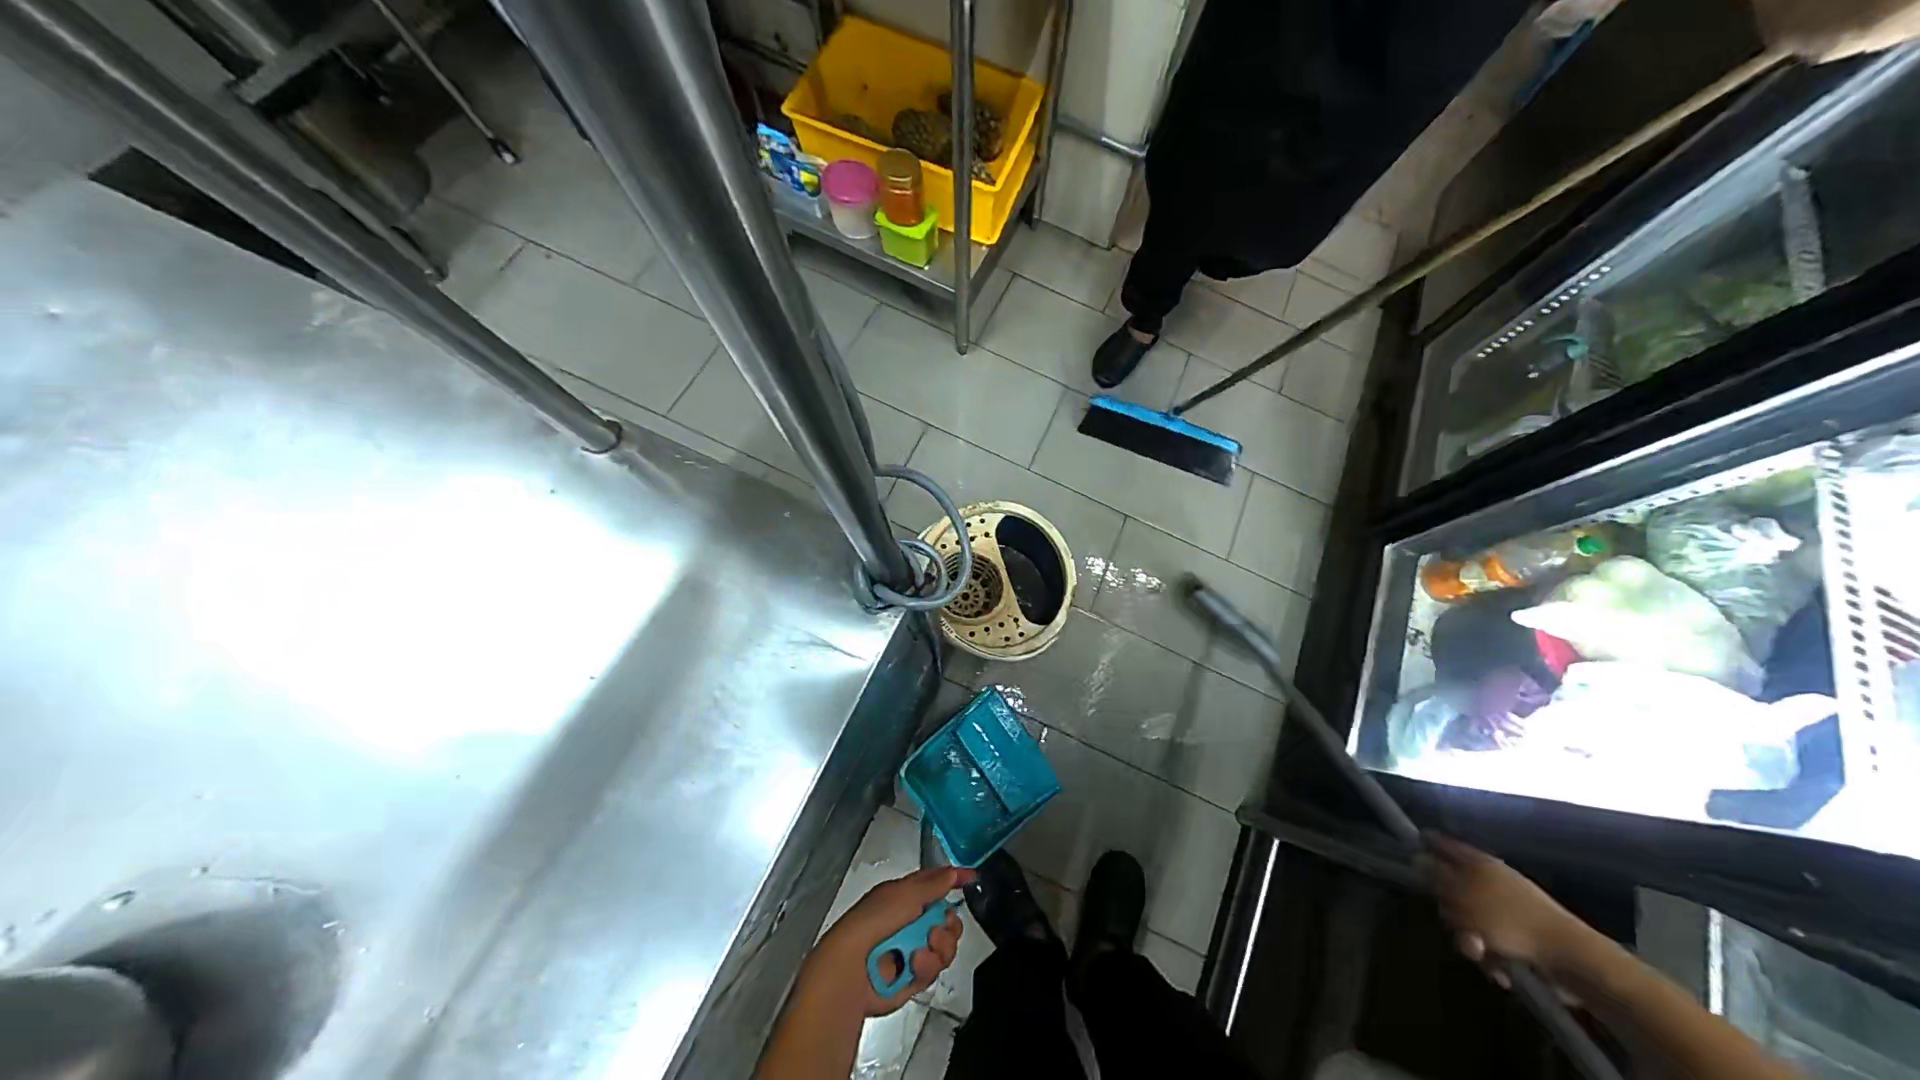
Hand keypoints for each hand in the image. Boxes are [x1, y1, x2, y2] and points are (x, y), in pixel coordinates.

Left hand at [795, 866, 975, 1021]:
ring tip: (924, 948)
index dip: (953, 880)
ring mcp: (912, 949)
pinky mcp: (914, 977)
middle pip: (947, 919)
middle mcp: (910, 921)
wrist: (853, 968)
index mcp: (904, 896)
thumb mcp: (905, 894)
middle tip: (938, 928)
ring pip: (945, 945)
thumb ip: (933, 884)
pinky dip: (926, 965)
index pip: (934, 884)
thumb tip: (953, 871)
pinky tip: (915, 963)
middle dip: (948, 924)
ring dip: (938, 946)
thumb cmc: (875, 921)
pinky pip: (934, 969)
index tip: (973, 878)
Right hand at [1420, 833, 1593, 986]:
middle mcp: (1493, 882)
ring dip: (1471, 941)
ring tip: (1482, 955)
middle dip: (1450, 913)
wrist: (1571, 959)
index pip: (1447, 845)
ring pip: (1469, 922)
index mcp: (1481, 864)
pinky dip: (1492, 958)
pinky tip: (1500, 969)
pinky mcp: (1520, 939)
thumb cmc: (1511, 921)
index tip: (1412, 850)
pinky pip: (1491, 944)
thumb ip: (1436, 877)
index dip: (1428, 845)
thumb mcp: (1464, 897)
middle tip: (1455, 924)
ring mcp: (1508, 911)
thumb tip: (1417, 858)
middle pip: (1453, 889)